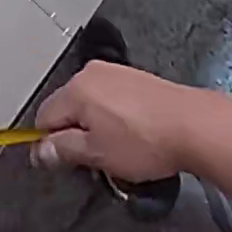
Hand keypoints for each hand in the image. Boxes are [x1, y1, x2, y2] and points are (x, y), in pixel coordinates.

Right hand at [30, 61, 219, 180]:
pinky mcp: (131, 74)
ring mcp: (111, 70)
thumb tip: (39, 149)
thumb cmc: (144, 141)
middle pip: (66, 106)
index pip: (44, 116)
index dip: (48, 141)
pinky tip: (133, 130)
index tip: (63, 160)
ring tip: (119, 145)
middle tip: (96, 157)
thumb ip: (64, 150)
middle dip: (74, 131)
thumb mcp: (99, 154)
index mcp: (74, 89)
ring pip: (88, 100)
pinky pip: (108, 94)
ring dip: (94, 122)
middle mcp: (88, 72)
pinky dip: (112, 112)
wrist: (192, 123)